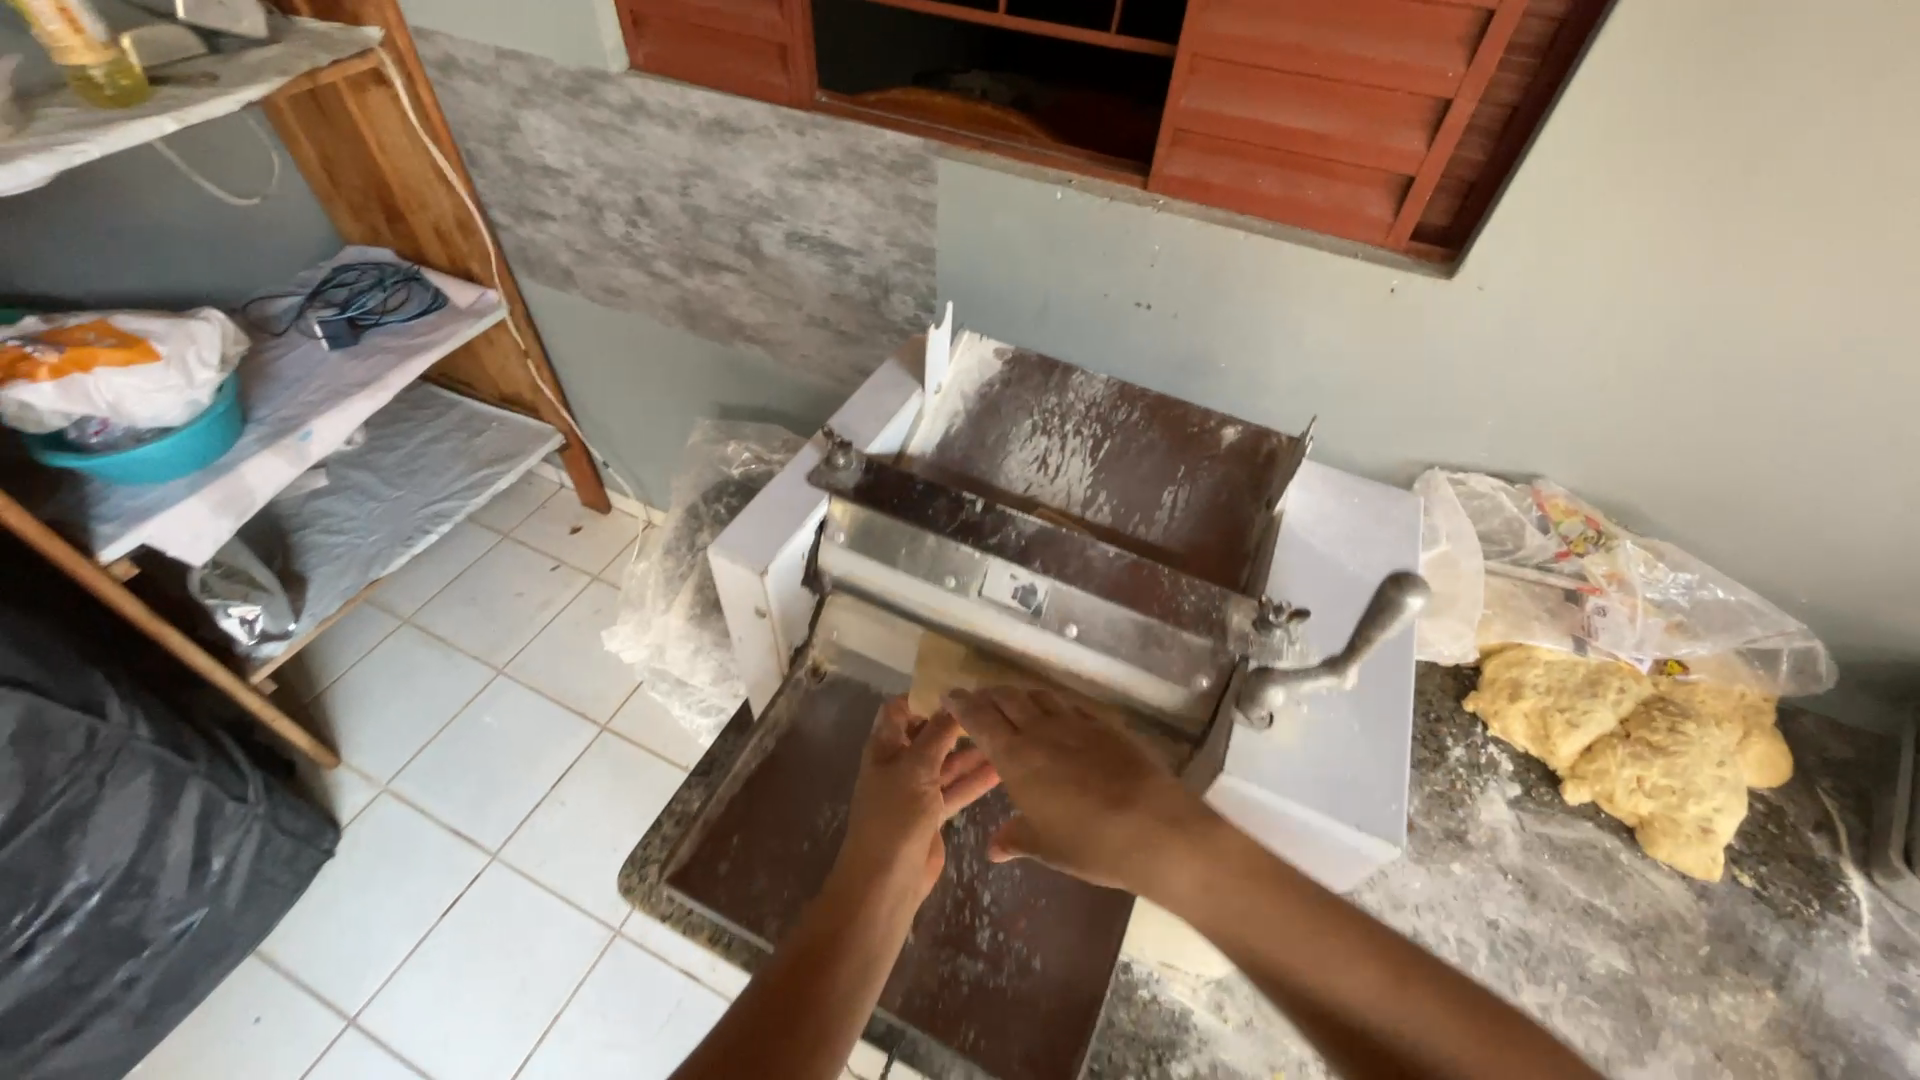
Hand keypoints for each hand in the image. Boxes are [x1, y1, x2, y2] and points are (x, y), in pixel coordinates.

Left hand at [831, 697, 1001, 902]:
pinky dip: (976, 779)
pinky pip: (957, 789)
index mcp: (884, 747)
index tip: (959, 685)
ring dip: (972, 751)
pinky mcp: (934, 814)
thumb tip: (955, 697)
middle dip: (956, 722)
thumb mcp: (916, 768)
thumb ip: (938, 733)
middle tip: (993, 706)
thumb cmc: (894, 817)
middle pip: (929, 734)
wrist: (887, 880)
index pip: (900, 709)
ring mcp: (917, 790)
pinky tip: (1004, 768)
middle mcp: (899, 763)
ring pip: (948, 762)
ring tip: (1006, 732)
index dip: (925, 696)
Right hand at [941, 688, 1218, 896]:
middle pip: (1007, 698)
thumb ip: (1016, 839)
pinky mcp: (1105, 725)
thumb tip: (994, 848)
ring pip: (1039, 696)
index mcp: (1016, 757)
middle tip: (977, 698)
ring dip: (1020, 695)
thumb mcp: (1047, 847)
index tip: (950, 695)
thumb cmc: (1090, 843)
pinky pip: (1071, 705)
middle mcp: (1041, 731)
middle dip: (988, 694)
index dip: (962, 705)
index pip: (980, 719)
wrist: (1154, 826)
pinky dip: (1055, 704)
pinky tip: (1058, 713)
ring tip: (1013, 701)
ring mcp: (1076, 724)